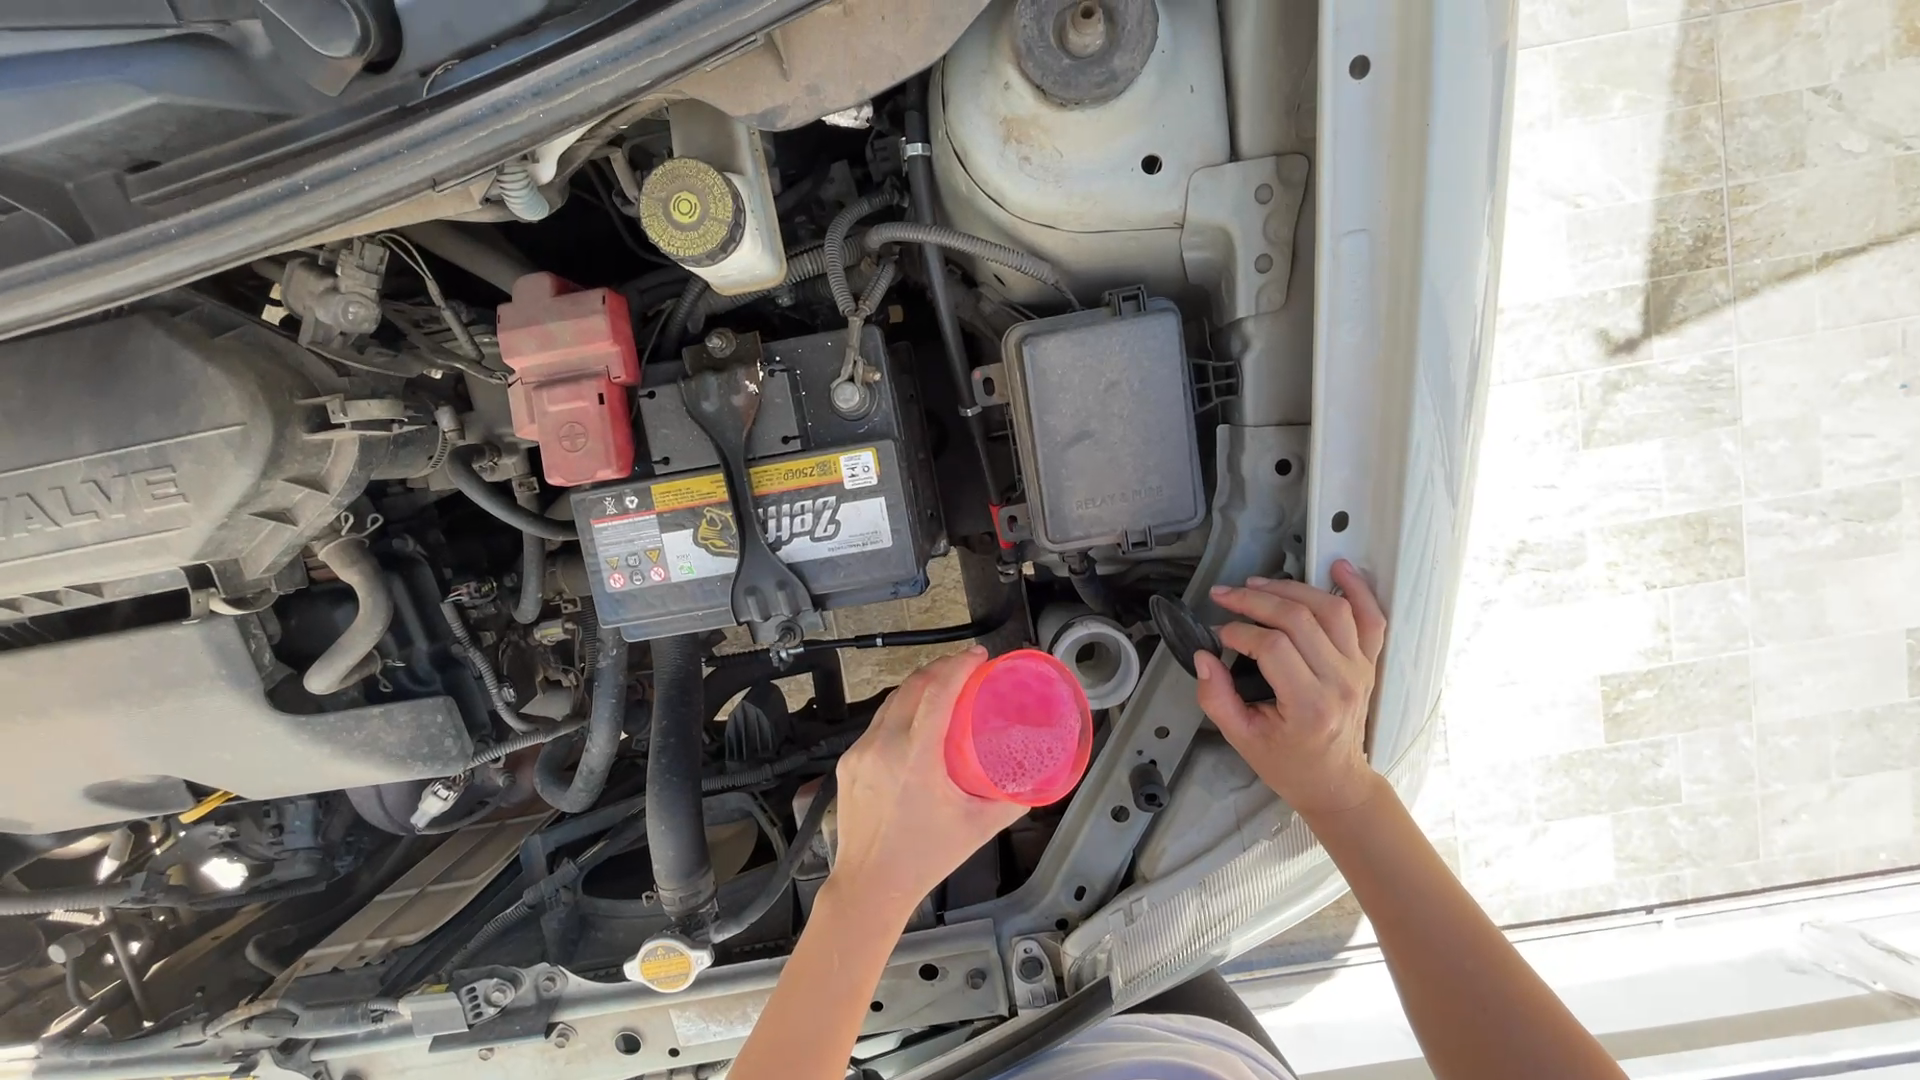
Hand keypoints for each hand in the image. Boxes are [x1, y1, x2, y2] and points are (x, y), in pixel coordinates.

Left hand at [829, 646, 1026, 919]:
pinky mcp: (849, 762)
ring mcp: (861, 752)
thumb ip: (1012, 801)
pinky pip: (876, 723)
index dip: (959, 666)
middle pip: (913, 687)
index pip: (937, 692)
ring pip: (891, 701)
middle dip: (941, 668)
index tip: (978, 656)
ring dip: (919, 686)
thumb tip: (1037, 781)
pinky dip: (899, 710)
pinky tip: (915, 716)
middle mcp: (883, 747)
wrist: (869, 886)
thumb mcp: (977, 828)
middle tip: (966, 666)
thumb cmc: (923, 859)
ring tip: (944, 684)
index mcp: (915, 758)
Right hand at [1193, 559, 1387, 818]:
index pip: (1273, 647)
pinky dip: (1358, 589)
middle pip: (1299, 619)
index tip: (1218, 635)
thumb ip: (1216, 697)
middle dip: (1255, 599)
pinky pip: (1371, 618)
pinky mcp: (1368, 663)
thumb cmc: (1287, 763)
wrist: (1335, 781)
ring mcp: (1359, 669)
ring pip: (1330, 609)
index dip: (1239, 632)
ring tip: (1258, 583)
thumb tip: (1203, 656)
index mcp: (1309, 706)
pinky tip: (1338, 566)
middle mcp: (1341, 682)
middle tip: (1225, 595)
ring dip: (1292, 587)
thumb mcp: (1240, 738)